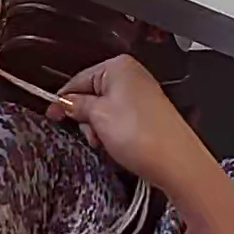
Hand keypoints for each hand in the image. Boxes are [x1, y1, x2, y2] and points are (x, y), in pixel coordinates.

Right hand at [47, 55, 209, 191]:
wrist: (180, 166)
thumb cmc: (142, 135)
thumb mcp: (97, 116)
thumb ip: (75, 105)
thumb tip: (63, 102)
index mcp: (118, 67)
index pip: (79, 78)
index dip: (64, 99)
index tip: (52, 114)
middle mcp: (132, 76)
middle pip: (92, 94)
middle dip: (86, 118)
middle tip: (91, 134)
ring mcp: (143, 96)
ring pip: (105, 110)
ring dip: (99, 129)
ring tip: (107, 143)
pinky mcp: (150, 116)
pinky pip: (121, 120)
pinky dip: (114, 133)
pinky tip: (119, 147)